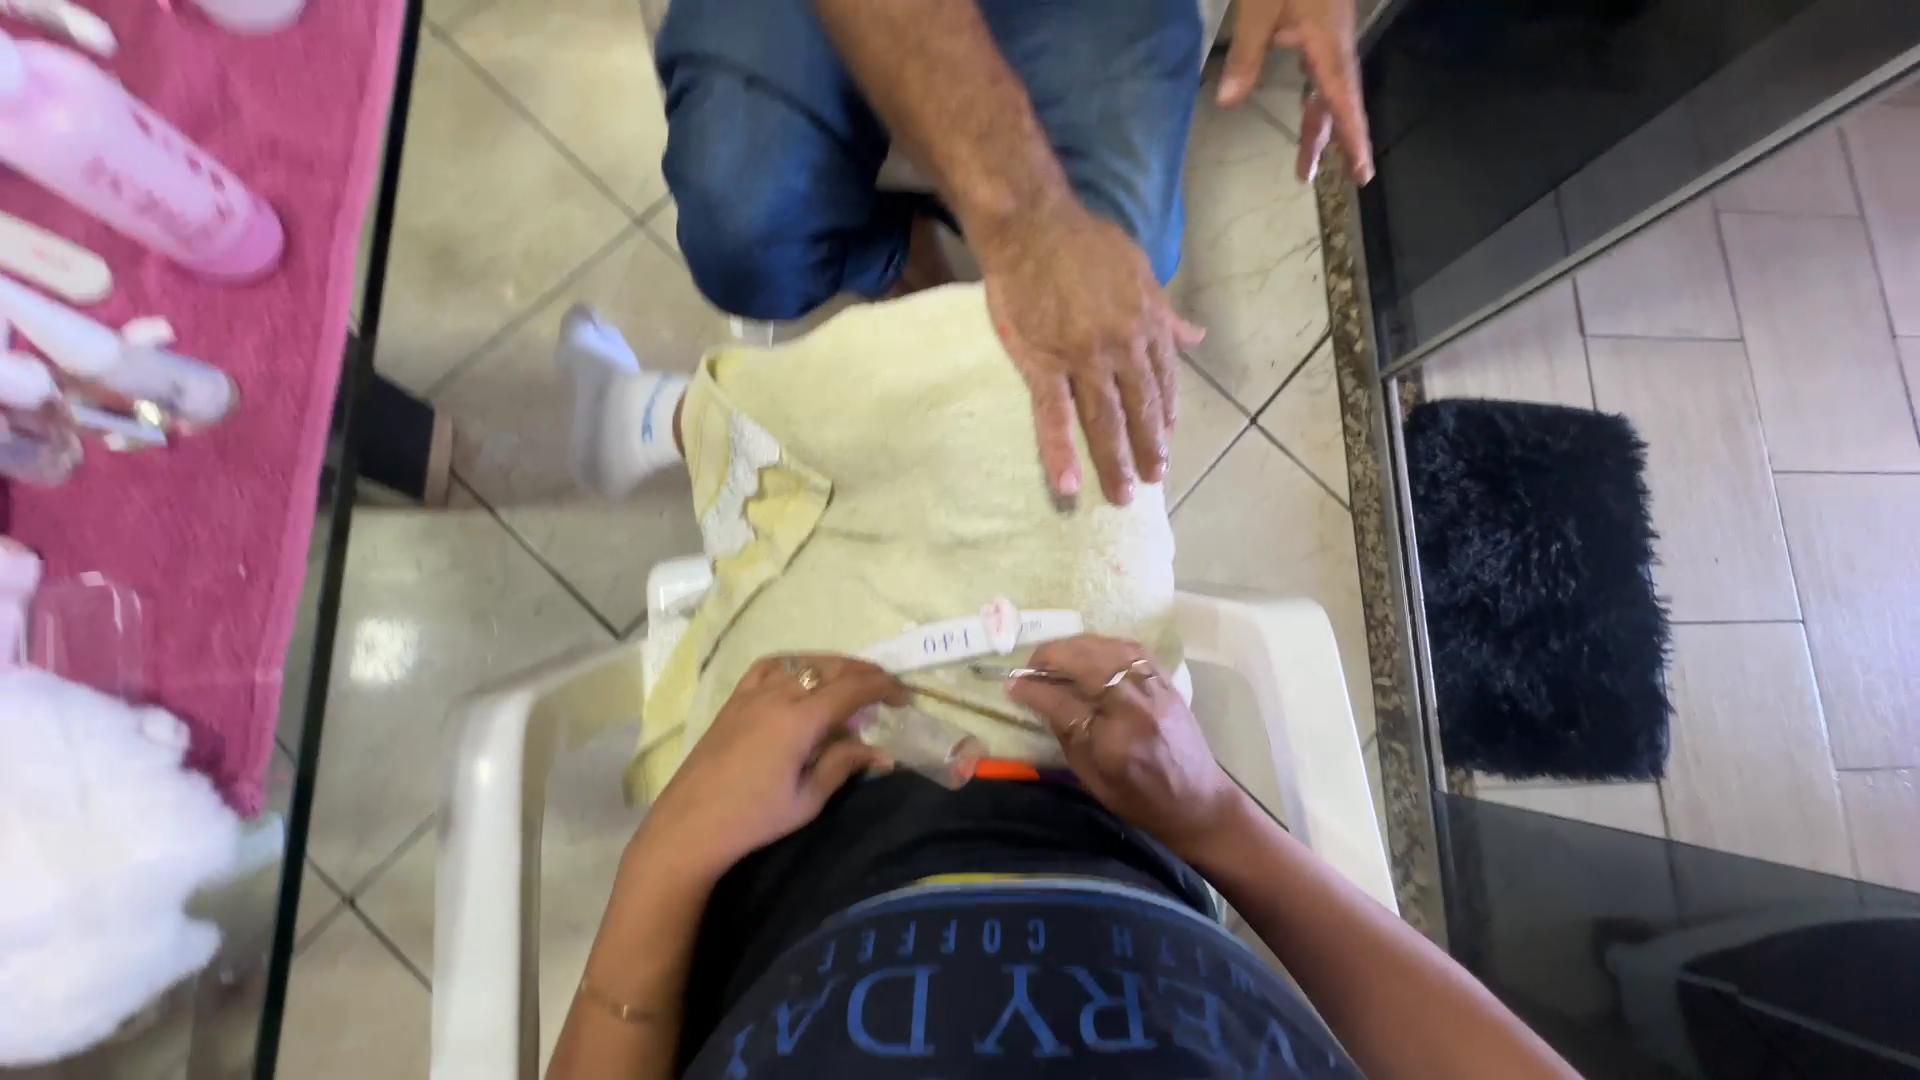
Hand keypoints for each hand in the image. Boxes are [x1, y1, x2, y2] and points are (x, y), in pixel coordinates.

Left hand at [636, 654, 905, 878]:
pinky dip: (795, 663)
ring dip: (833, 665)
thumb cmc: (753, 820)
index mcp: (799, 720)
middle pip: (830, 669)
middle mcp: (777, 696)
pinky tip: (803, 675)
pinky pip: (769, 667)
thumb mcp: (807, 799)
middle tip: (887, 687)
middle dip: (864, 673)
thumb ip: (844, 765)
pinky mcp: (734, 700)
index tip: (904, 696)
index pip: (852, 689)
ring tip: (852, 678)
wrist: (688, 827)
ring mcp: (752, 693)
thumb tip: (882, 751)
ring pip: (802, 663)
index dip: (883, 687)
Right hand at [978, 204, 1204, 505]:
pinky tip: (1068, 483)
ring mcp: (1084, 359)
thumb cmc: (1085, 243)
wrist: (1033, 225)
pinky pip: (1054, 416)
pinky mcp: (1044, 364)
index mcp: (1148, 324)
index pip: (1163, 382)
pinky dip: (1061, 451)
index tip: (1165, 440)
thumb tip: (1196, 338)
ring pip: (1105, 420)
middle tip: (1152, 481)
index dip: (1165, 416)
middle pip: (1141, 409)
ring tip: (1122, 495)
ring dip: (1115, 462)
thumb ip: (1165, 313)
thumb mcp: (1140, 270)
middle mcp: (1124, 347)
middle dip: (1150, 448)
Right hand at [1004, 635, 1245, 859]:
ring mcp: (1154, 689)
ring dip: (1073, 646)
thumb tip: (1038, 699)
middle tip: (1030, 666)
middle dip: (1050, 657)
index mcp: (1114, 741)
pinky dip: (1102, 644)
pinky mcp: (1165, 681)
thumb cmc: (1140, 801)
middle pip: (1085, 662)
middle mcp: (1135, 707)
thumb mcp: (1092, 779)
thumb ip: (1065, 734)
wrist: (1199, 802)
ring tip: (1054, 656)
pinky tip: (1087, 652)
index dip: (1032, 689)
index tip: (1011, 685)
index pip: (1061, 701)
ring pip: (1106, 647)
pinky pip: (1129, 648)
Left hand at [1216, 0, 1373, 185]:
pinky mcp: (1317, 25)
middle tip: (1319, 178)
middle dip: (1330, 141)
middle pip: (1335, 101)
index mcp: (1326, 42)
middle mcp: (1333, 43)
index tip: (1361, 171)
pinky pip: (1320, 72)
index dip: (1352, 137)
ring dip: (1318, 125)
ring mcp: (1327, 34)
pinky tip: (1307, 109)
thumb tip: (1228, 102)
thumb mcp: (1258, 6)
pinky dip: (1315, 99)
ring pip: (1327, 89)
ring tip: (1306, 163)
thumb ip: (1245, 53)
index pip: (1342, 101)